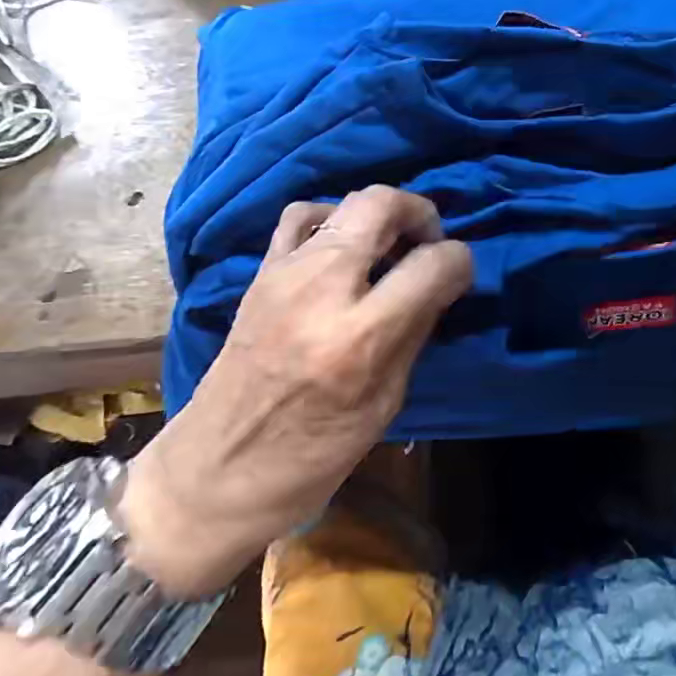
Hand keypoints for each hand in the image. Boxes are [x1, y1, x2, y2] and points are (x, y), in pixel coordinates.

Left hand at [117, 187, 472, 596]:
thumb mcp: (387, 399)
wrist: (216, 474)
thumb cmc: (315, 454)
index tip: (460, 276)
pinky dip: (334, 220)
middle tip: (428, 243)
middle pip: (381, 204)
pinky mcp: (260, 274)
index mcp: (360, 336)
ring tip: (389, 248)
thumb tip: (442, 282)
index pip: (433, 263)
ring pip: (345, 202)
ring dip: (380, 216)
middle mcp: (320, 290)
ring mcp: (283, 275)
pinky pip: (303, 218)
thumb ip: (416, 329)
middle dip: (420, 213)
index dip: (460, 262)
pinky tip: (345, 249)